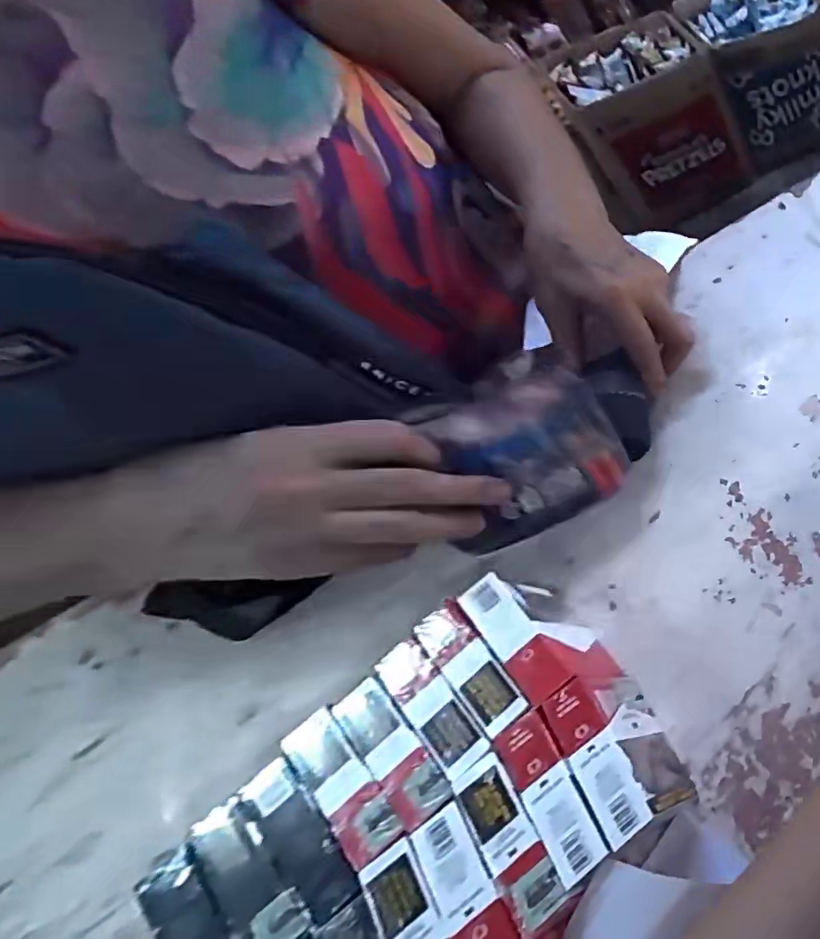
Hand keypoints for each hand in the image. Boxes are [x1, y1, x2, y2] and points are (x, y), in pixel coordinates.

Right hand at [113, 421, 509, 582]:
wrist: (130, 528)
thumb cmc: (203, 471)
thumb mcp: (271, 440)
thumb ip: (339, 447)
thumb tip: (412, 455)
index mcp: (302, 447)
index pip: (389, 440)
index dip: (426, 447)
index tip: (445, 454)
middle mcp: (314, 489)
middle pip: (410, 487)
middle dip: (464, 489)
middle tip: (502, 490)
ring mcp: (311, 532)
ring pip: (400, 528)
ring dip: (448, 524)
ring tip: (480, 521)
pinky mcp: (305, 566)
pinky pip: (372, 557)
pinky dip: (402, 548)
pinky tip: (420, 542)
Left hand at [523, 207, 695, 393]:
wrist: (568, 213)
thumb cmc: (553, 256)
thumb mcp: (552, 303)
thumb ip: (568, 342)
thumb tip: (576, 378)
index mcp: (618, 299)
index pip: (645, 345)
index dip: (652, 373)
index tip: (654, 394)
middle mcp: (648, 290)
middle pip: (680, 335)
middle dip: (672, 361)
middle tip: (655, 375)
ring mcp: (659, 280)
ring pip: (676, 323)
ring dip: (665, 343)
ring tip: (642, 355)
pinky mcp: (661, 274)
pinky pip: (668, 308)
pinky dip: (659, 325)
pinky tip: (636, 327)